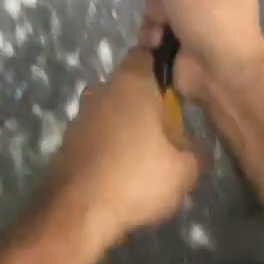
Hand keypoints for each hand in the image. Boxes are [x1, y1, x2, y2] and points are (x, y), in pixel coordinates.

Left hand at [39, 48, 201, 243]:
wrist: (77, 210)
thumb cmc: (136, 178)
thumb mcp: (183, 172)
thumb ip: (195, 152)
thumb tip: (194, 147)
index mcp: (132, 83)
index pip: (147, 53)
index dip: (162, 64)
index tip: (176, 86)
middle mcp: (103, 88)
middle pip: (130, 85)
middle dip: (147, 104)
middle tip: (168, 134)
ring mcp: (81, 113)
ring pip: (112, 110)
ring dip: (127, 127)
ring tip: (145, 160)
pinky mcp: (68, 138)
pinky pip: (96, 133)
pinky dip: (108, 146)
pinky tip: (120, 173)